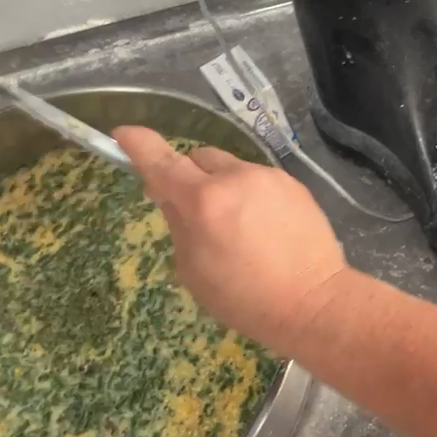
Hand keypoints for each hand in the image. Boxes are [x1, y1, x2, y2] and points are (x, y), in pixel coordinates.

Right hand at [113, 126, 349, 353]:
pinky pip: (259, 181)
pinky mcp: (295, 185)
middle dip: (188, 178)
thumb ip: (178, 224)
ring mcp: (270, 178)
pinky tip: (262, 228)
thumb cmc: (245, 298)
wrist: (314, 302)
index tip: (123, 134)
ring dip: (222, 187)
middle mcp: (237, 178)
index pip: (161, 160)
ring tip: (235, 226)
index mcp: (205, 202)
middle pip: (198, 159)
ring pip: (232, 169)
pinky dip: (250, 195)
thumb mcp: (193, 269)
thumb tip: (170, 196)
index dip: (138, 144)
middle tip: (190, 209)